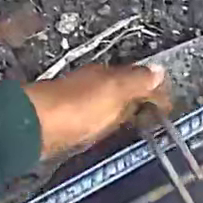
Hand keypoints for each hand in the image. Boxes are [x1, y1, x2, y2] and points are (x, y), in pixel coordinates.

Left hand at [22, 62, 168, 157]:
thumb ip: (137, 81)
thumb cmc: (76, 107)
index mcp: (106, 74)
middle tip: (156, 114)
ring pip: (108, 104)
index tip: (169, 104)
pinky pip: (94, 120)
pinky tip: (106, 133)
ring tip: (137, 125)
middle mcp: (92, 85)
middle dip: (139, 98)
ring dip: (122, 112)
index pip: (138, 77)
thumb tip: (159, 69)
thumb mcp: (115, 91)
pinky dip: (106, 124)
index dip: (154, 90)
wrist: (33, 126)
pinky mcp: (67, 123)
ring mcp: (78, 103)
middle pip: (122, 89)